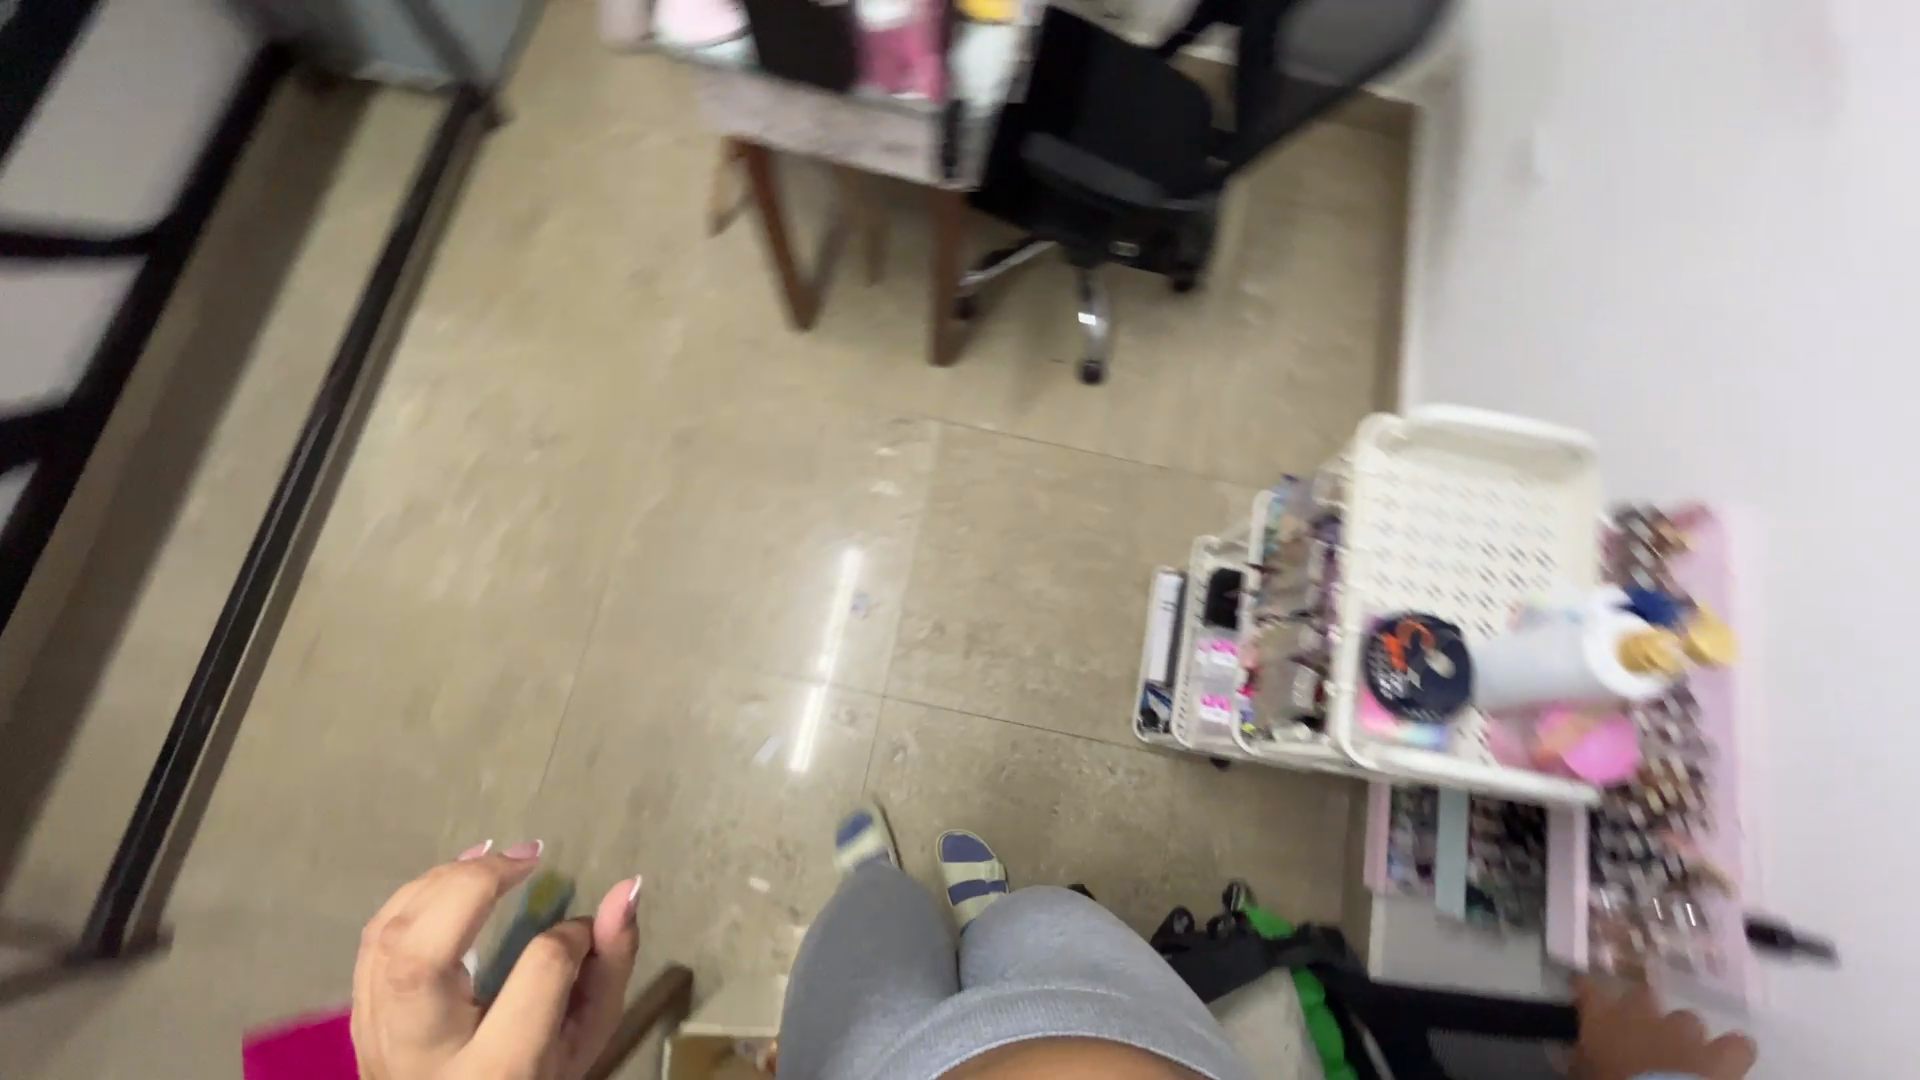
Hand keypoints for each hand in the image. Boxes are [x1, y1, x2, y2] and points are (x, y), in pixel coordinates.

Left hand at [352, 842, 641, 1079]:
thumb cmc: (541, 1075)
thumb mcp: (591, 1032)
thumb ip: (612, 961)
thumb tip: (627, 888)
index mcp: (499, 1069)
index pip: (538, 972)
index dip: (571, 933)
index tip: (585, 929)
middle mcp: (423, 1057)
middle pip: (422, 956)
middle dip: (475, 884)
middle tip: (528, 856)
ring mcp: (379, 1041)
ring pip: (387, 941)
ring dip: (443, 880)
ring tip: (497, 856)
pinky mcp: (360, 1022)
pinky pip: (372, 943)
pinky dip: (415, 894)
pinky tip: (458, 872)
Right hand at [1570, 976, 1756, 1079]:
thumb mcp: (1584, 1070)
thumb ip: (1580, 1056)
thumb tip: (1574, 1054)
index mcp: (1602, 1014)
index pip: (1586, 986)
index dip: (1584, 984)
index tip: (1581, 986)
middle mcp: (1640, 1012)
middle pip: (1643, 994)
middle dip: (1646, 1007)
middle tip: (1645, 1025)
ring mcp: (1682, 1031)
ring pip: (1687, 1018)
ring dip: (1686, 1031)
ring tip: (1686, 1046)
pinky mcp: (1719, 1054)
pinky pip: (1737, 1044)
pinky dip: (1736, 1047)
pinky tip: (1736, 1050)